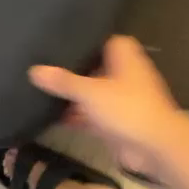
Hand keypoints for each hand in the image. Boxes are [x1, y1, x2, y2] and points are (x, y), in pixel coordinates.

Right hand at [30, 36, 188, 174]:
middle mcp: (123, 75)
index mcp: (124, 57)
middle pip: (94, 68)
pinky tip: (51, 117)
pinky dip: (75, 116)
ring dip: (72, 96)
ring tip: (41, 92)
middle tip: (42, 67)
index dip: (84, 41)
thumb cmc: (127, 109)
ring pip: (92, 94)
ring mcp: (120, 100)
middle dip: (72, 71)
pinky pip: (91, 115)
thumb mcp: (90, 91)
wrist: (154, 147)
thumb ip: (62, 82)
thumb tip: (34, 70)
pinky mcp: (115, 123)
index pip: (103, 41)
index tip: (60, 43)